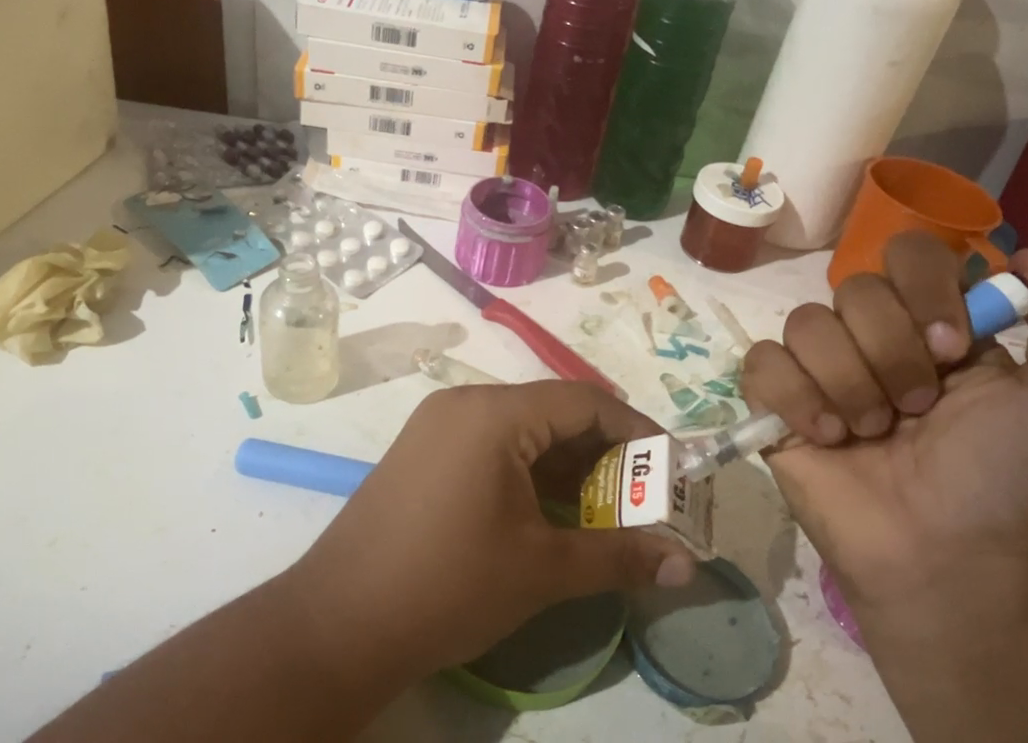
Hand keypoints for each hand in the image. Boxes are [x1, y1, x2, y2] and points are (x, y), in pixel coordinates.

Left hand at [278, 381, 697, 683]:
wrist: (339, 624)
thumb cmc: (449, 584)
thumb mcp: (543, 569)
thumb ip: (620, 557)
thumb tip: (688, 565)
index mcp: (493, 413)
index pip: (585, 402)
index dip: (637, 433)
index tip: (673, 472)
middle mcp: (463, 405)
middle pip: (554, 414)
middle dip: (606, 456)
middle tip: (646, 501)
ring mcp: (437, 428)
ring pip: (523, 433)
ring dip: (569, 468)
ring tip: (608, 514)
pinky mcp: (423, 456)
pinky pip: (492, 448)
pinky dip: (530, 474)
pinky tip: (554, 515)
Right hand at [742, 232, 1027, 610]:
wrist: (949, 559)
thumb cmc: (1010, 482)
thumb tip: (1020, 257)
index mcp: (935, 325)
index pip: (909, 254)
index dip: (924, 287)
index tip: (950, 348)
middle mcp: (875, 338)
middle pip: (855, 288)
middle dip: (891, 352)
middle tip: (917, 409)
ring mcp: (821, 370)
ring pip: (806, 322)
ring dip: (849, 383)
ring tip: (872, 434)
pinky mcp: (777, 404)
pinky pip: (763, 362)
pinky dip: (796, 397)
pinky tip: (827, 436)